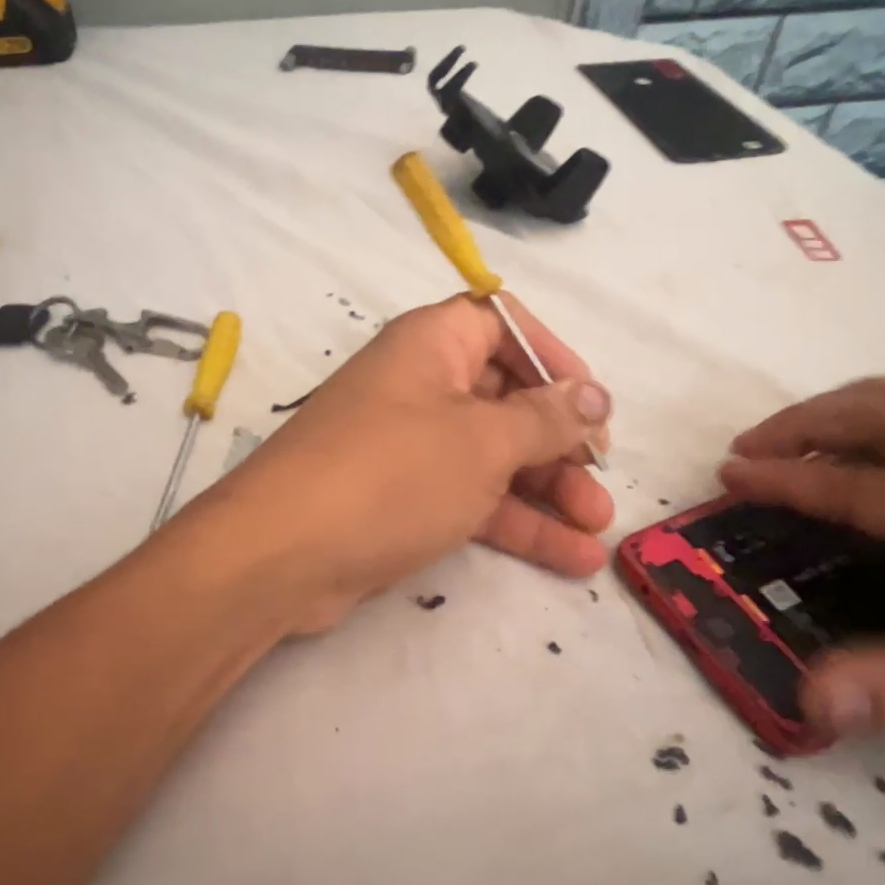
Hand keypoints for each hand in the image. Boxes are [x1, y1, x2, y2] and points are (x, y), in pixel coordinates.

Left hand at [175, 293, 613, 633]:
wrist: (283, 554)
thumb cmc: (391, 475)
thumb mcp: (482, 441)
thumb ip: (545, 419)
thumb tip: (594, 396)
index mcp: (431, 344)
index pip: (502, 326)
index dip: (553, 359)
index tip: (592, 406)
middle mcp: (418, 386)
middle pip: (504, 399)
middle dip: (559, 442)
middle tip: (601, 484)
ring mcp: (407, 447)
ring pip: (491, 457)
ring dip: (546, 492)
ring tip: (598, 530)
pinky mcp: (399, 500)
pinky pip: (468, 498)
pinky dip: (514, 524)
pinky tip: (569, 558)